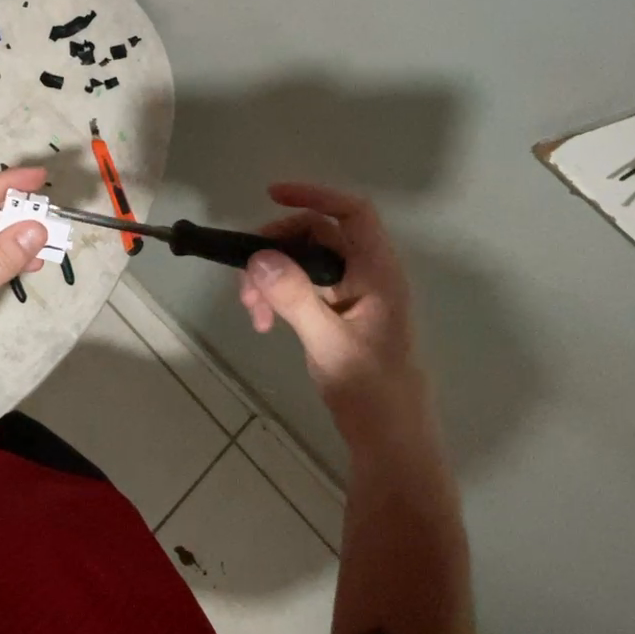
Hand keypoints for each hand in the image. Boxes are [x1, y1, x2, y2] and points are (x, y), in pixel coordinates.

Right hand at [239, 183, 425, 442]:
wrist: (390, 438)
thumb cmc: (371, 390)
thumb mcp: (329, 343)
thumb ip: (295, 296)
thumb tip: (258, 256)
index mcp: (378, 273)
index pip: (353, 213)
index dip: (315, 195)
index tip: (271, 196)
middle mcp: (366, 275)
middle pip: (316, 234)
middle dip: (274, 247)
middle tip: (245, 278)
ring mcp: (351, 293)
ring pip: (302, 260)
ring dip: (269, 275)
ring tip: (251, 310)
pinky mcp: (336, 311)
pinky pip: (299, 284)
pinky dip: (275, 295)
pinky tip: (261, 322)